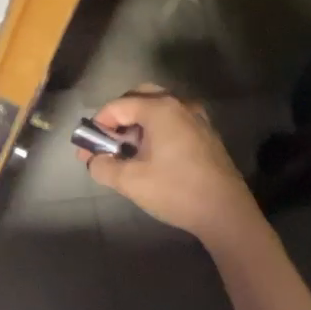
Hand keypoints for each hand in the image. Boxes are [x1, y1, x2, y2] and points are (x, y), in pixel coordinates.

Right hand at [76, 84, 263, 243]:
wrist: (225, 212)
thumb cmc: (175, 191)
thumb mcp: (130, 182)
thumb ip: (103, 167)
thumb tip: (93, 161)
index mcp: (161, 109)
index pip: (118, 106)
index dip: (97, 125)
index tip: (86, 148)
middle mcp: (181, 105)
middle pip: (140, 97)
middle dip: (119, 117)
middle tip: (107, 142)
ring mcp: (197, 119)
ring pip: (159, 109)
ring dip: (137, 124)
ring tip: (125, 151)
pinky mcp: (206, 135)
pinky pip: (173, 121)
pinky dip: (156, 130)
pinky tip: (149, 156)